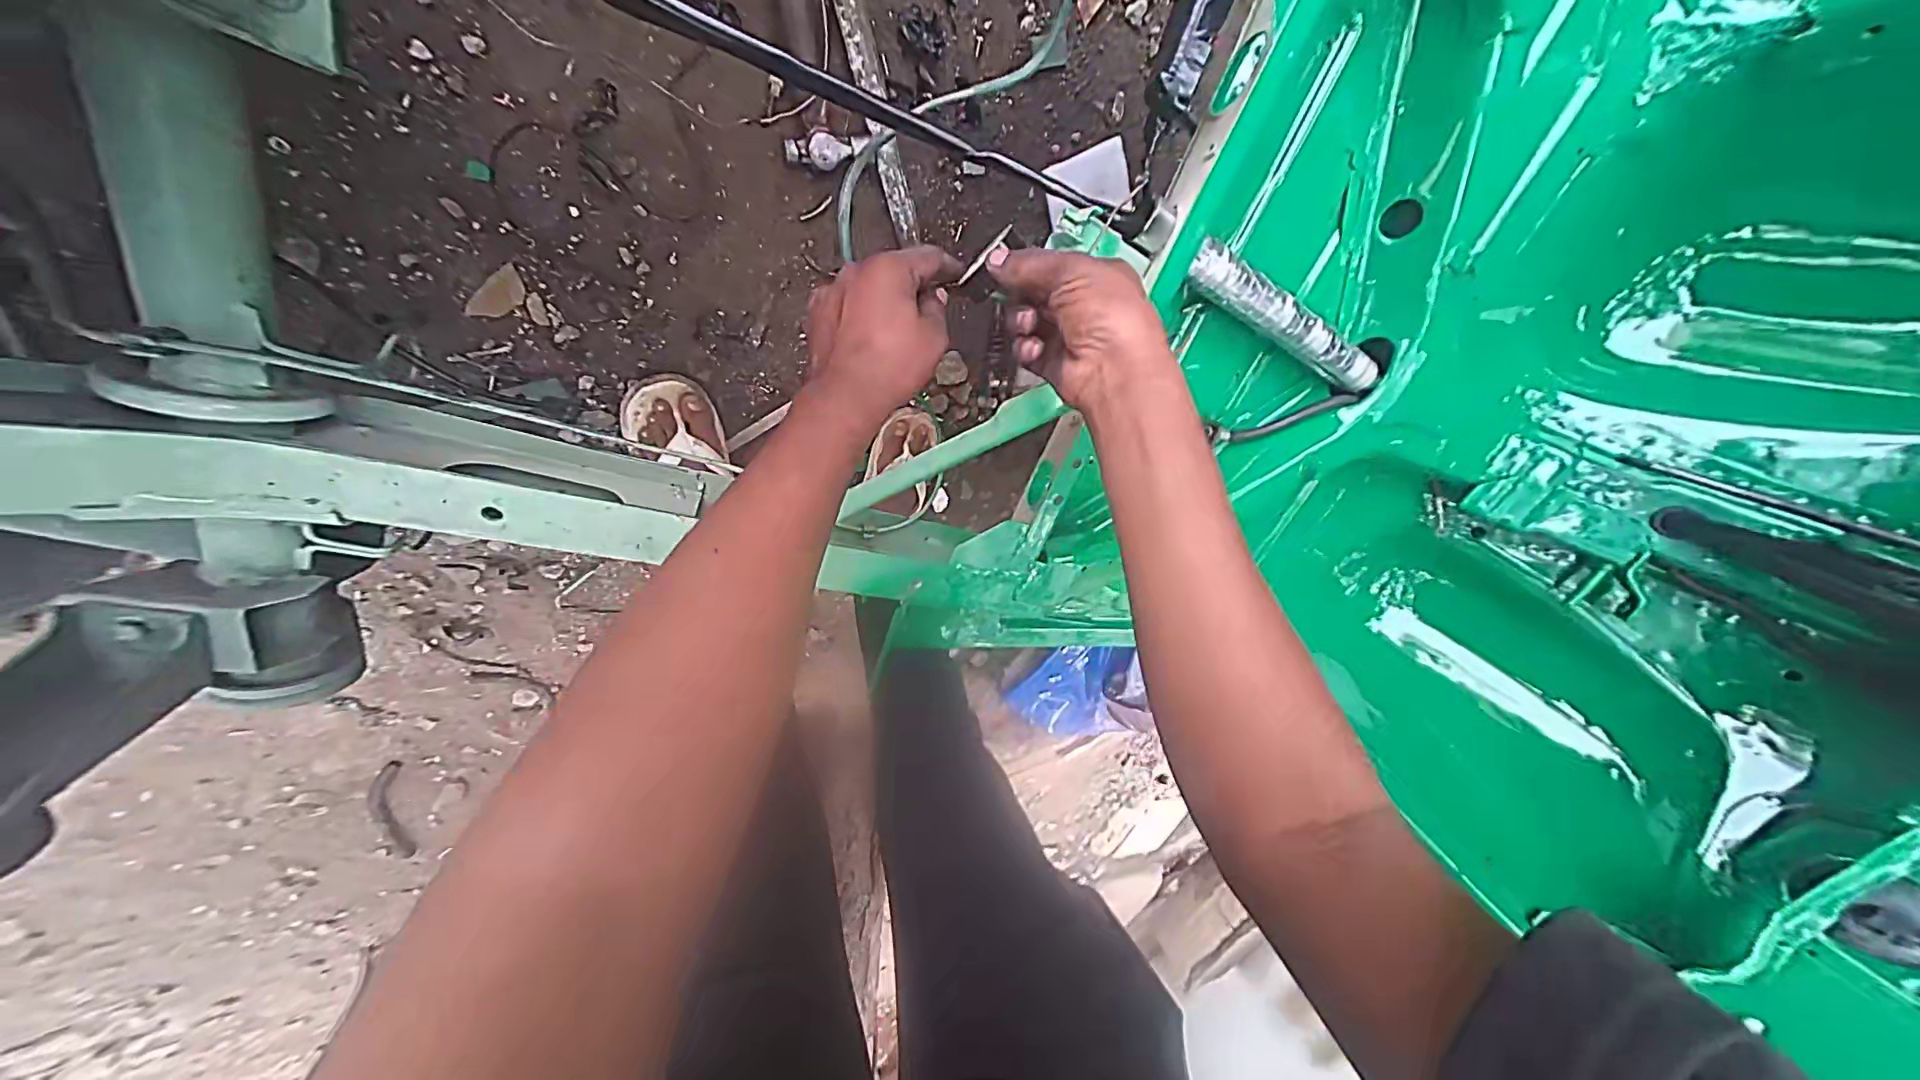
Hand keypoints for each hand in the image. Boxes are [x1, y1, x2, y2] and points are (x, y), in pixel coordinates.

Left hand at [804, 245, 962, 433]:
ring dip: (884, 303)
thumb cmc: (886, 369)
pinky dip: (860, 317)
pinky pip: (848, 307)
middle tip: (927, 313)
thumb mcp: (934, 338)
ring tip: (896, 336)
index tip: (953, 273)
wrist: (846, 396)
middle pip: (894, 270)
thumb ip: (938, 309)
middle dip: (912, 288)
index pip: (928, 256)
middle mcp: (857, 272)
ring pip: (869, 289)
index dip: (947, 267)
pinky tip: (871, 341)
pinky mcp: (819, 314)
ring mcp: (833, 291)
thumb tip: (933, 301)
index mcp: (889, 268)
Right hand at [986, 247, 1181, 420]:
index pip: (1053, 265)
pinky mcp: (1054, 363)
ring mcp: (1068, 337)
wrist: (1115, 371)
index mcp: (1096, 277)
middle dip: (1022, 294)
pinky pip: (1026, 351)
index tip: (1006, 265)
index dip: (1029, 265)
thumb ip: (1031, 263)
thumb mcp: (1072, 271)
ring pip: (1027, 323)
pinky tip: (1034, 346)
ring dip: (1021, 321)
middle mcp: (1083, 307)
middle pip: (1035, 294)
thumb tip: (999, 259)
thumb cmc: (1116, 320)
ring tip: (1029, 324)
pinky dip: (1025, 348)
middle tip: (1020, 295)